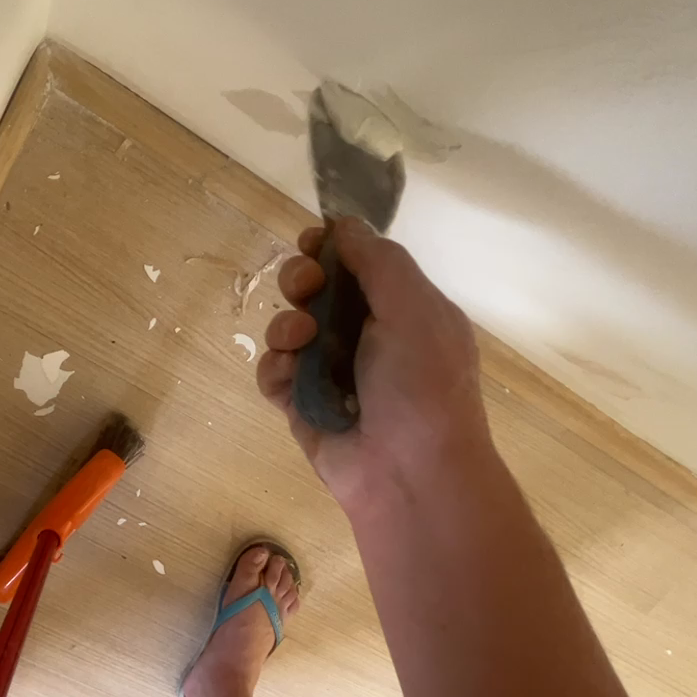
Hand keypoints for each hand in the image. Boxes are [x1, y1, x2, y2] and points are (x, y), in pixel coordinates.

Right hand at [258, 218, 490, 509]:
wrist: (408, 471)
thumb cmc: (422, 384)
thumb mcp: (415, 308)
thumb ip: (379, 261)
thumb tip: (344, 225)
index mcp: (399, 307)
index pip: (355, 263)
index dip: (330, 248)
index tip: (314, 243)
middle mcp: (361, 335)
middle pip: (313, 290)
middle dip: (300, 279)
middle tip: (306, 288)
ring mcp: (328, 372)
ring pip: (286, 329)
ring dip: (285, 326)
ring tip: (301, 341)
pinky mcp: (300, 405)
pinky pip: (273, 374)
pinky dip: (275, 371)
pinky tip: (289, 379)